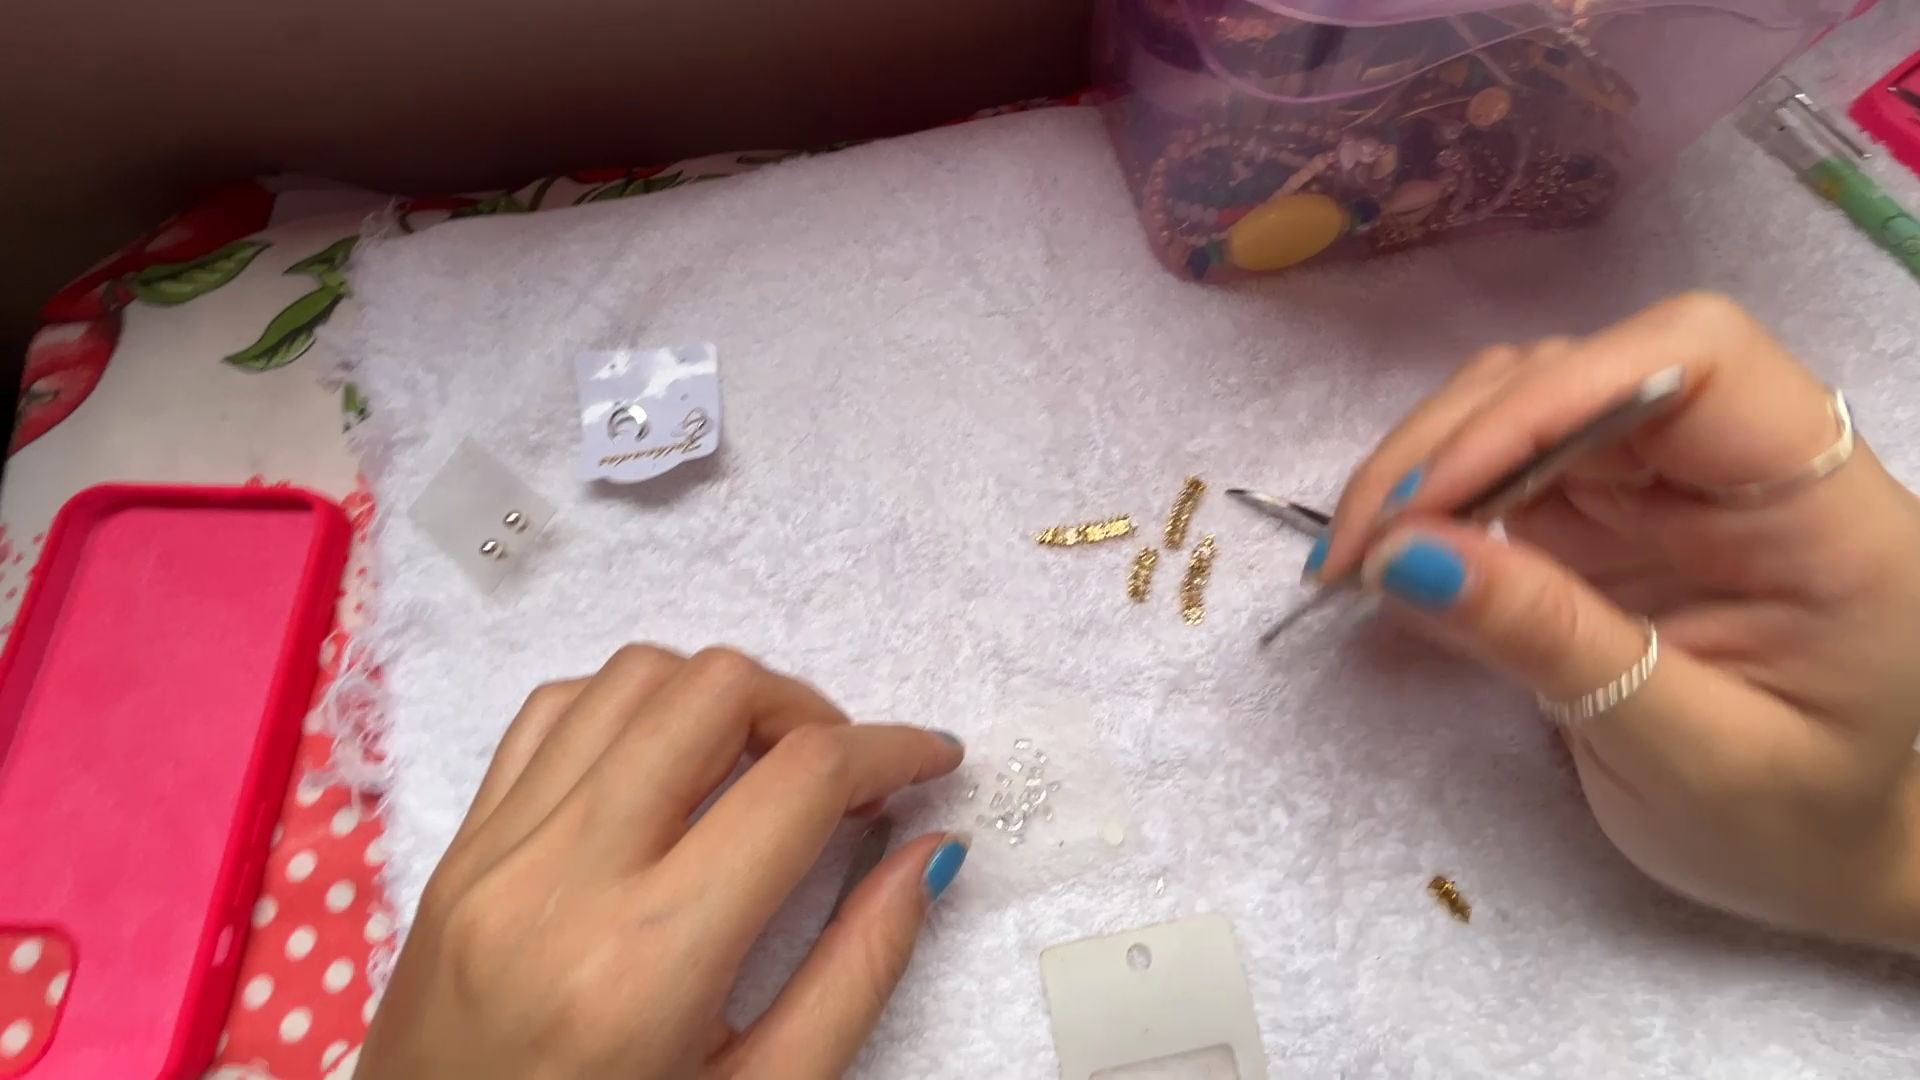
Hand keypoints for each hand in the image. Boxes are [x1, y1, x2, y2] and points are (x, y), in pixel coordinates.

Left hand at [356, 646, 969, 1078]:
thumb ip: (860, 968)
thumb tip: (931, 850)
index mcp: (648, 961)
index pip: (800, 781)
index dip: (891, 750)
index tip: (933, 757)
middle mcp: (561, 875)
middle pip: (717, 689)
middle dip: (808, 709)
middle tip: (840, 774)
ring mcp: (497, 846)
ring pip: (640, 674)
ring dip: (727, 697)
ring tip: (760, 762)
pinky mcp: (462, 839)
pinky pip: (561, 705)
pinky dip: (639, 705)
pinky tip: (670, 763)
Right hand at [1310, 293, 1919, 944]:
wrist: (1793, 839)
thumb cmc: (1780, 816)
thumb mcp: (1682, 751)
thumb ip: (1549, 642)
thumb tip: (1402, 555)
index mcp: (1811, 505)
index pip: (1682, 362)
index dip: (1539, 404)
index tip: (1427, 505)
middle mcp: (1718, 461)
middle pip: (1556, 376)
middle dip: (1434, 452)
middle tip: (1353, 553)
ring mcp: (1638, 479)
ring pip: (1498, 405)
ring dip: (1407, 469)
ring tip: (1351, 557)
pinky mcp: (1574, 506)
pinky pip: (1475, 460)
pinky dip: (1411, 498)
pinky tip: (1380, 551)